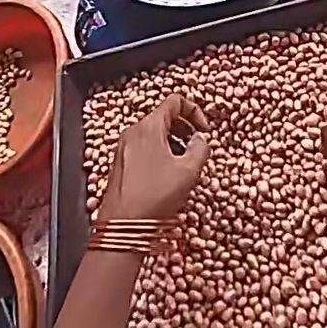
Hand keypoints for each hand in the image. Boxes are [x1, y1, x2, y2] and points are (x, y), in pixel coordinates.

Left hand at [97, 94, 210, 221]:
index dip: (195, 111)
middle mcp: (133, 132)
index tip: (204, 131)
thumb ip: (200, 148)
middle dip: (185, 129)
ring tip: (185, 164)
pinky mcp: (121, 164)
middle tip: (198, 147)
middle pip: (164, 117)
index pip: (174, 101)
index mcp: (148, 127)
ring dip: (174, 143)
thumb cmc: (154, 195)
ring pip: (154, 134)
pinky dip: (160, 153)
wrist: (122, 226)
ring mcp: (124, 148)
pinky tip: (168, 175)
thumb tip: (201, 139)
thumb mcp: (188, 171)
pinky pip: (144, 148)